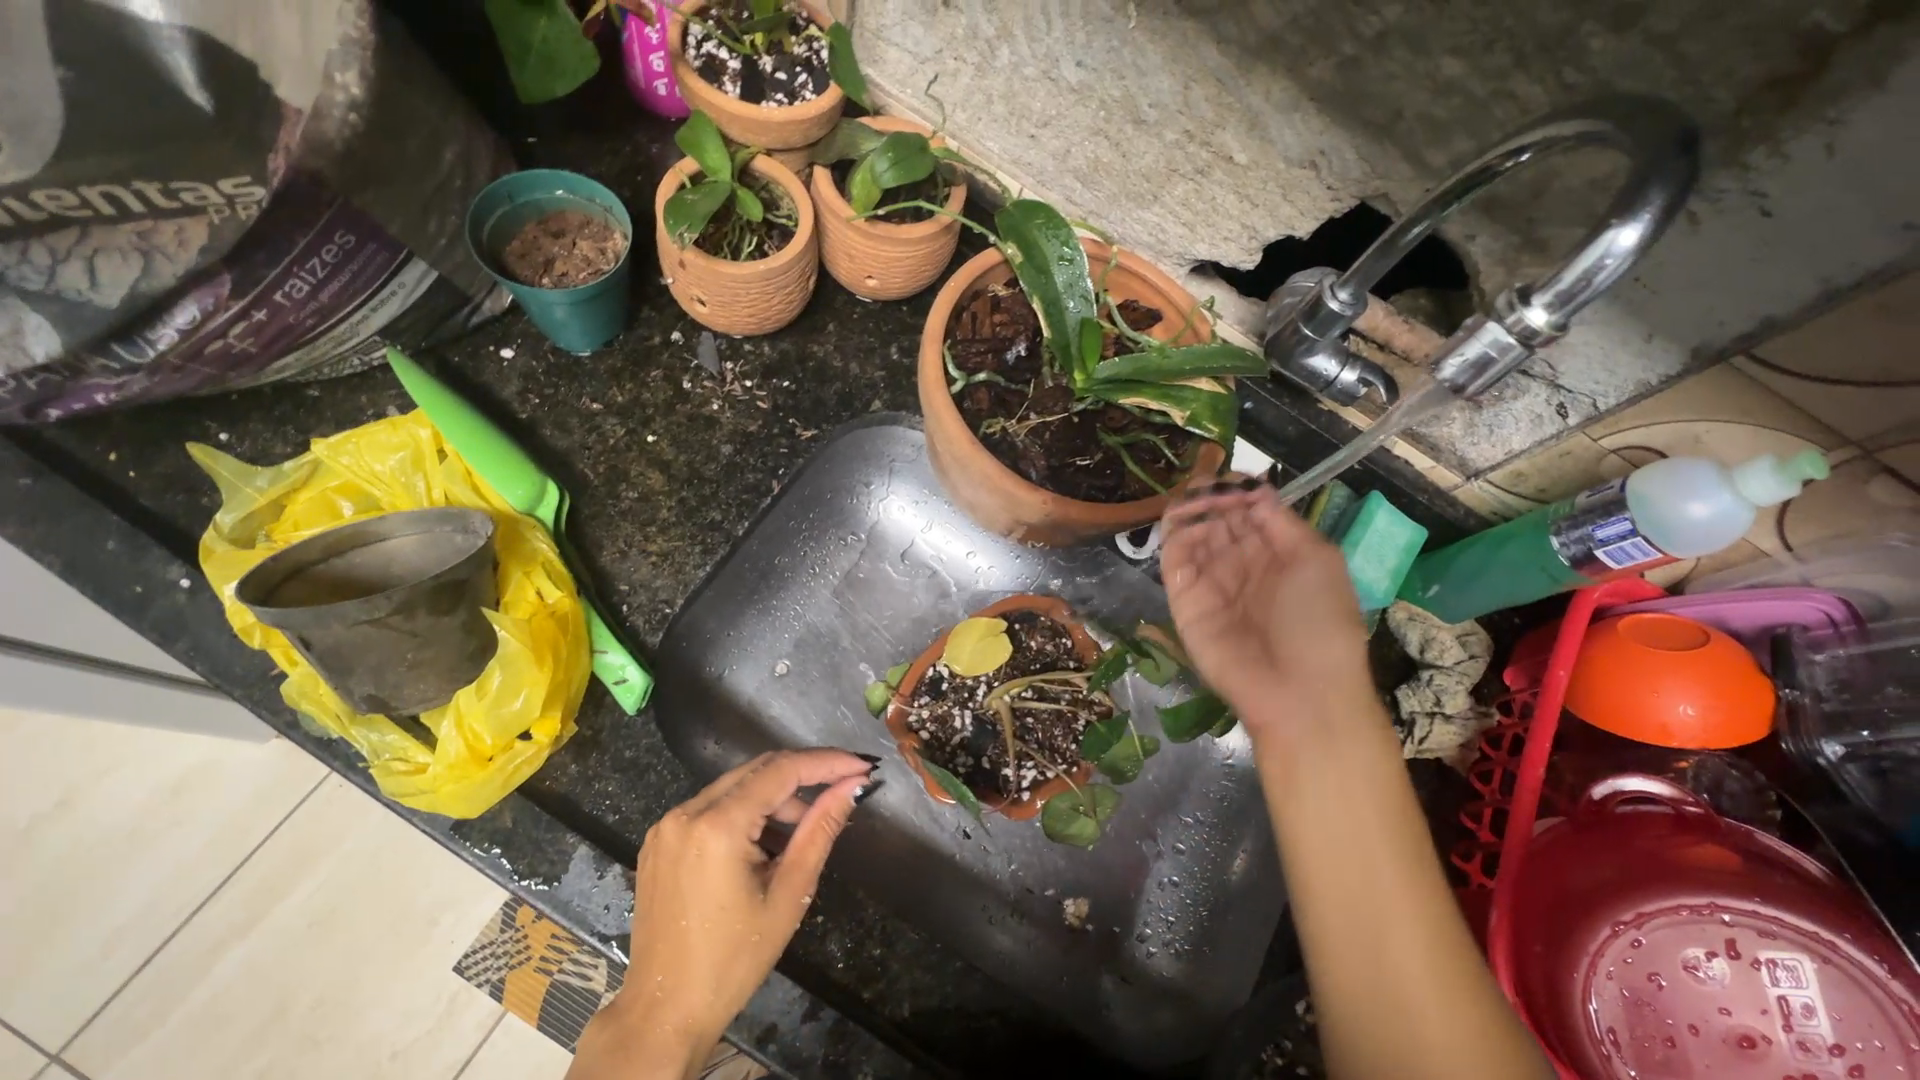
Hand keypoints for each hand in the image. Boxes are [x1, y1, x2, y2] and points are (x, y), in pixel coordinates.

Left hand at [571, 749, 874, 1079]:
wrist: (666, 1009)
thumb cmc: (734, 959)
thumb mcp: (789, 894)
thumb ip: (820, 831)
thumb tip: (851, 786)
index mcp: (717, 825)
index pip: (782, 770)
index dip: (826, 762)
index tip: (862, 767)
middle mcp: (686, 812)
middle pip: (757, 771)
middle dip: (803, 776)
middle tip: (842, 791)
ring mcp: (667, 826)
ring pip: (734, 787)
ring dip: (774, 798)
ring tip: (801, 833)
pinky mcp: (659, 841)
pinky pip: (711, 808)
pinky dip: (744, 813)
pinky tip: (764, 844)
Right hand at [1160, 482, 1374, 744]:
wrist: (1300, 691)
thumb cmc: (1321, 623)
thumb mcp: (1317, 559)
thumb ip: (1282, 521)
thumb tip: (1257, 487)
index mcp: (1277, 556)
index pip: (1249, 512)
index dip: (1239, 490)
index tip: (1233, 474)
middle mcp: (1241, 567)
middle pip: (1217, 520)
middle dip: (1212, 496)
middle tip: (1206, 480)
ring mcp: (1211, 584)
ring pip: (1191, 536)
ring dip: (1191, 511)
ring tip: (1195, 498)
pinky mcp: (1185, 603)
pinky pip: (1174, 562)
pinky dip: (1175, 537)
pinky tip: (1185, 522)